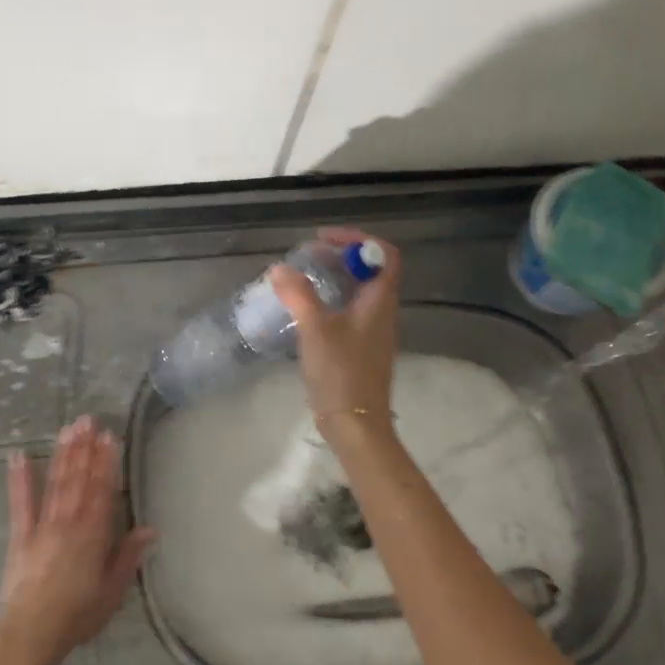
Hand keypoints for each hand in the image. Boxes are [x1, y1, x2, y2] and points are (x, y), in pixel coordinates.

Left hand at [0, 416, 155, 664]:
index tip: (109, 437)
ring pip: (56, 484)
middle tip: (88, 420)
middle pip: (79, 481)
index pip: (103, 492)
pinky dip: (20, 478)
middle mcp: (69, 524)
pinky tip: (18, 455)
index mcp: (94, 537)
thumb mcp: (113, 592)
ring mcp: (42, 527)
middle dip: (85, 449)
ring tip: (68, 429)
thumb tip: (150, 528)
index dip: (106, 463)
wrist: (32, 634)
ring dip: (63, 455)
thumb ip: (128, 556)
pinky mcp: (21, 536)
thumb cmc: (78, 616)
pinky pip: (21, 503)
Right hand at [268, 227, 401, 434]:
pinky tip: (308, 313)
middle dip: (342, 257)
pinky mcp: (362, 350)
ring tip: (304, 280)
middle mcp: (383, 313)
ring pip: (361, 293)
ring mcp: (374, 333)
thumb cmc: (341, 373)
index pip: (384, 254)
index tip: (325, 239)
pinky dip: (332, 302)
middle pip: (371, 271)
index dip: (357, 239)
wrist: (356, 424)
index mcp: (380, 301)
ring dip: (336, 280)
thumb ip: (298, 295)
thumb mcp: (315, 329)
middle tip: (309, 257)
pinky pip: (352, 313)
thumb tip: (280, 268)